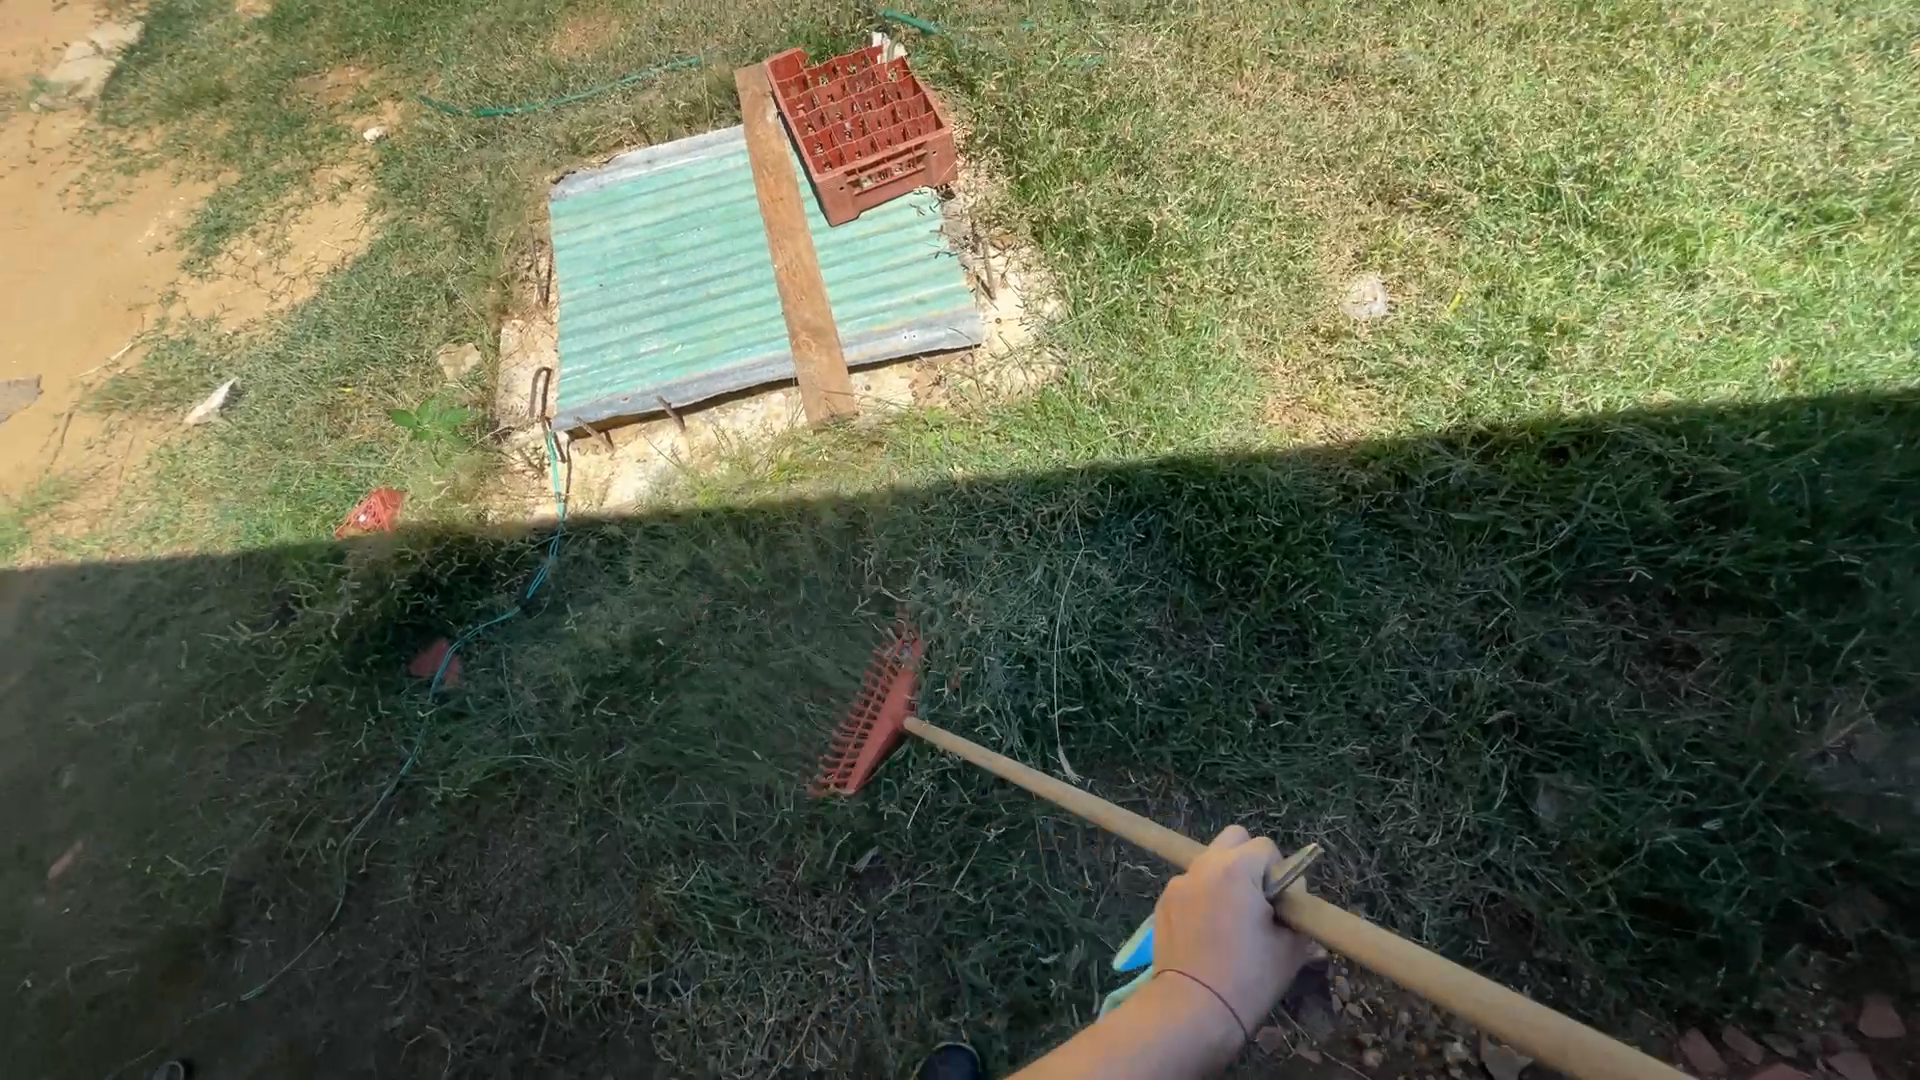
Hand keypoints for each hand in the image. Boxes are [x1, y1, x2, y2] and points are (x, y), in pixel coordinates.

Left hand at [1152, 825, 1311, 1034]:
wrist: (1193, 1006)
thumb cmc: (1248, 977)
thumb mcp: (1290, 949)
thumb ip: (1296, 914)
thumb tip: (1292, 900)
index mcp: (1236, 869)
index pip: (1265, 847)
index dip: (1279, 872)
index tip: (1280, 903)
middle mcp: (1204, 865)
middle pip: (1233, 839)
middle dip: (1250, 860)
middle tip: (1258, 900)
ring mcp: (1179, 881)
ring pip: (1209, 862)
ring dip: (1225, 879)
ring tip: (1232, 919)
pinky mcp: (1163, 900)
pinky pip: (1190, 885)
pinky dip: (1203, 897)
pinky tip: (1207, 931)